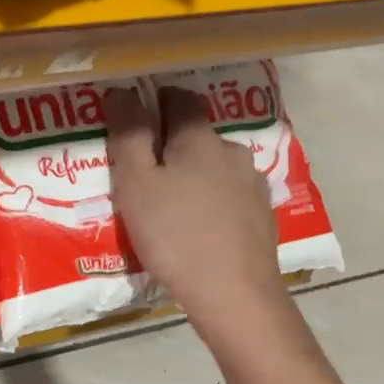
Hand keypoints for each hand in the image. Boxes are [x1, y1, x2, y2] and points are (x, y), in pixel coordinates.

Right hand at [106, 86, 282, 317]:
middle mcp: (231, 151)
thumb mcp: (135, 184)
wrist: (233, 292)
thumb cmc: (173, 234)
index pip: (178, 99)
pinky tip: (193, 228)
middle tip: (141, 172)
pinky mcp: (260, 215)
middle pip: (196, 136)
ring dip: (190, 176)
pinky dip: (207, 202)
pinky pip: (226, 196)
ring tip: (166, 206)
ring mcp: (252, 184)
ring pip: (213, 167)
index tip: (134, 118)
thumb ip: (128, 135)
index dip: (154, 101)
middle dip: (170, 145)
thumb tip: (123, 91)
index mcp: (198, 138)